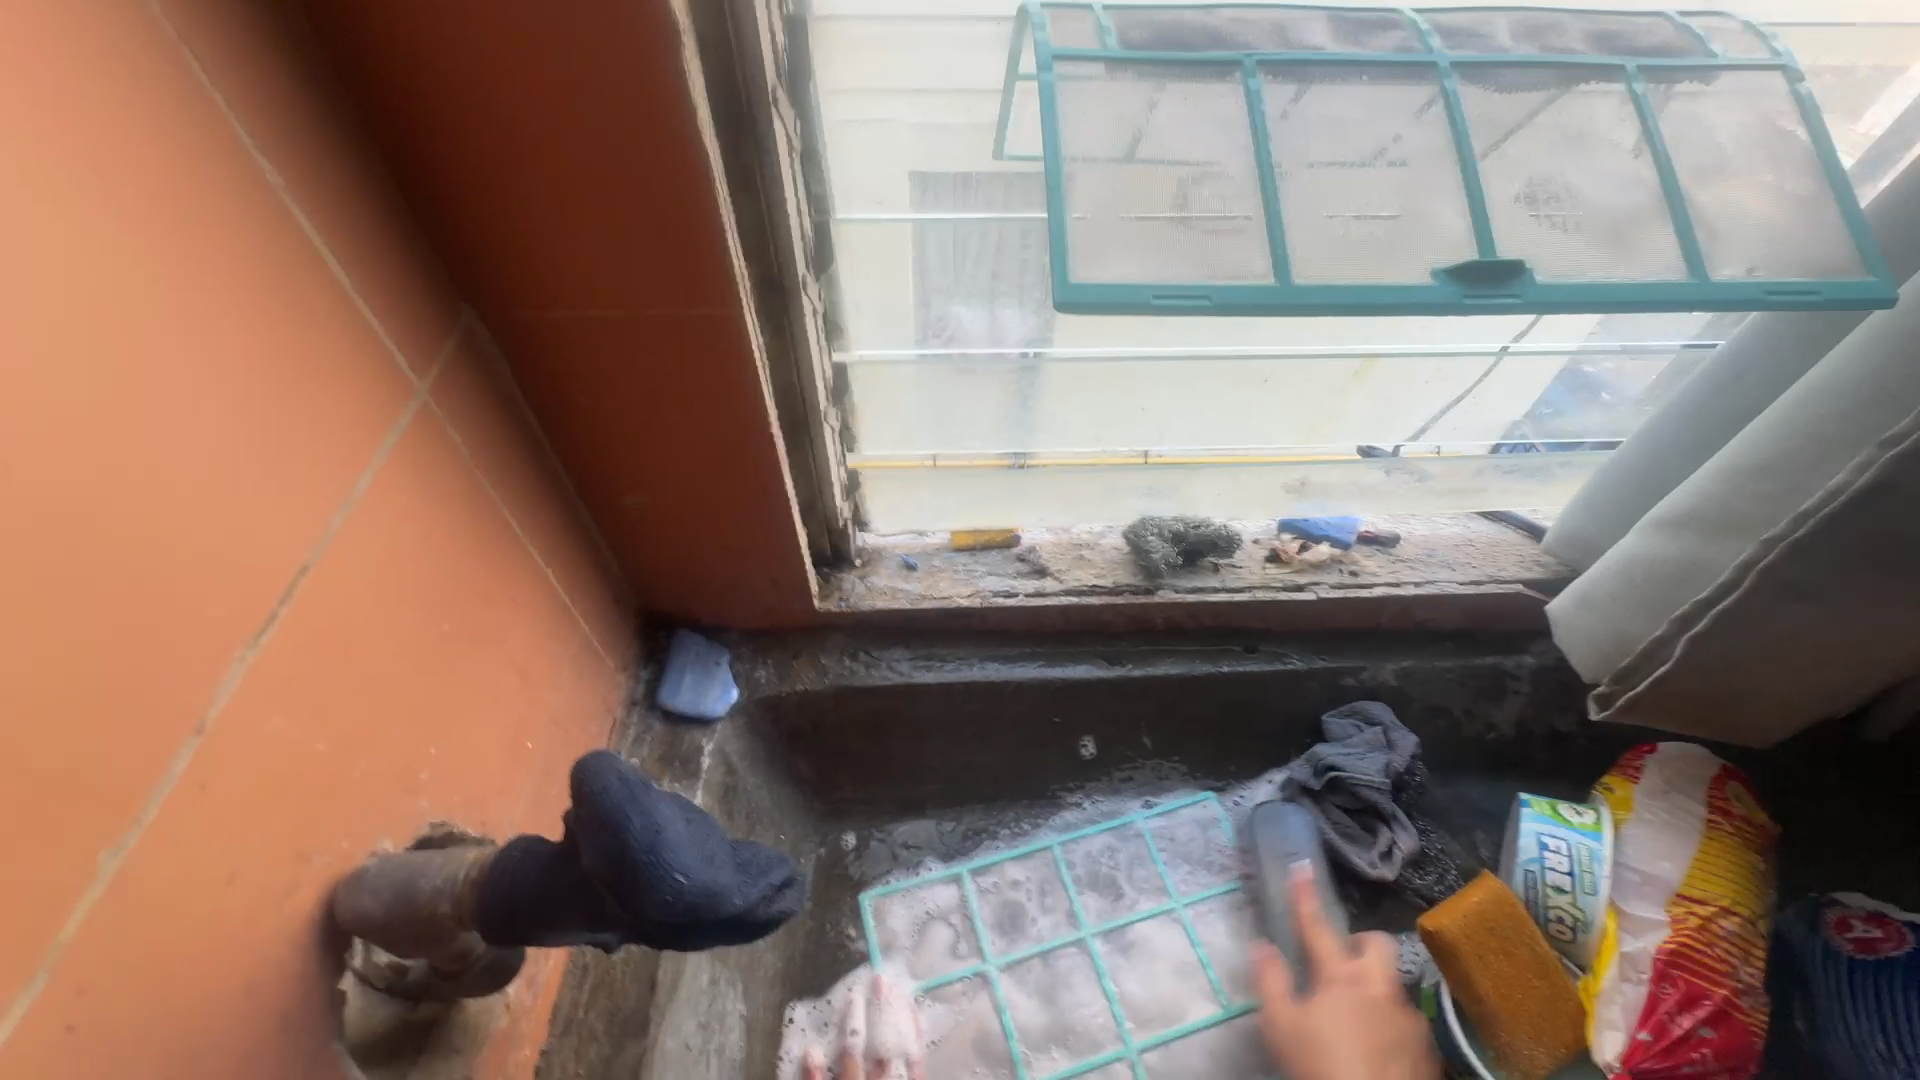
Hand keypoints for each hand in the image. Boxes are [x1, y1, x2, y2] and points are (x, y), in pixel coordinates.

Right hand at [801, 970, 925, 1079]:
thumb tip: (810, 1052)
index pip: (850, 1061)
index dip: (851, 1028)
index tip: (850, 999)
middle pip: (879, 1050)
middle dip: (880, 1015)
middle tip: (880, 980)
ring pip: (902, 1052)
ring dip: (899, 1019)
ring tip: (896, 989)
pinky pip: (919, 1064)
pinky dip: (916, 1036)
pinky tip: (914, 1013)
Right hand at [1254, 865, 1439, 1079]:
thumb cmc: (1320, 1068)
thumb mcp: (1280, 1026)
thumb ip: (1271, 981)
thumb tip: (1263, 946)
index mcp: (1341, 976)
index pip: (1318, 925)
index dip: (1306, 896)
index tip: (1301, 868)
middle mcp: (1379, 988)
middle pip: (1377, 944)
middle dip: (1360, 942)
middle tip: (1340, 960)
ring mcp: (1409, 1019)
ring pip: (1393, 985)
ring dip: (1375, 988)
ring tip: (1356, 1015)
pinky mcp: (1427, 1052)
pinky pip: (1406, 1023)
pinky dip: (1389, 1025)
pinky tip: (1376, 1049)